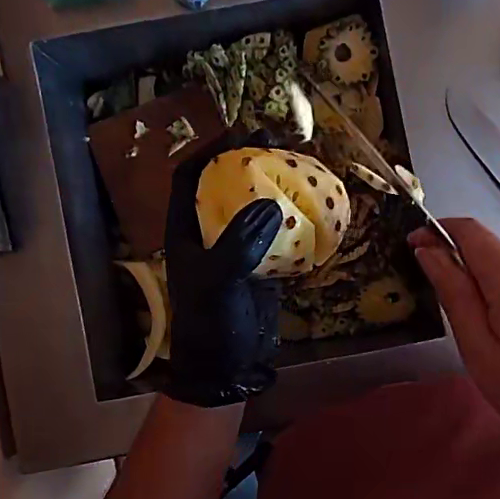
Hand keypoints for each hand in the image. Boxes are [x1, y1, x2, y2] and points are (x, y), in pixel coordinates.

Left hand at [162, 138, 282, 408]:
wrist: (226, 368)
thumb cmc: (210, 325)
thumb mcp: (218, 282)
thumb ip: (239, 243)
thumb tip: (270, 203)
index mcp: (186, 231)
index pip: (189, 177)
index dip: (210, 149)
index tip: (240, 130)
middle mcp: (208, 234)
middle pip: (225, 185)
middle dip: (248, 160)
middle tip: (279, 142)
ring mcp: (235, 249)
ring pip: (252, 206)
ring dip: (273, 186)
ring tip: (300, 167)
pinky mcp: (259, 266)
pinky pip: (275, 234)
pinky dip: (292, 219)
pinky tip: (313, 209)